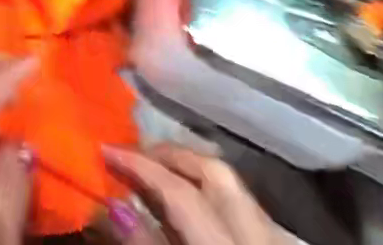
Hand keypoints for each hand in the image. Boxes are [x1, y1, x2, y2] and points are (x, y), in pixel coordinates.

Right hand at [102, 145, 289, 244]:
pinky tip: (189, 200)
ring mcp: (276, 239)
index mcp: (229, 242)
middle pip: (216, 173)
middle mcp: (260, 234)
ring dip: (189, 169)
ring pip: (233, 187)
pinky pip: (244, 208)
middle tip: (130, 152)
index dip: (138, 164)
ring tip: (154, 172)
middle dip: (169, 153)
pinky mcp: (279, 244)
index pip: (181, 190)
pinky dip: (210, 193)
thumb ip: (148, 244)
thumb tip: (112, 203)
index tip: (102, 148)